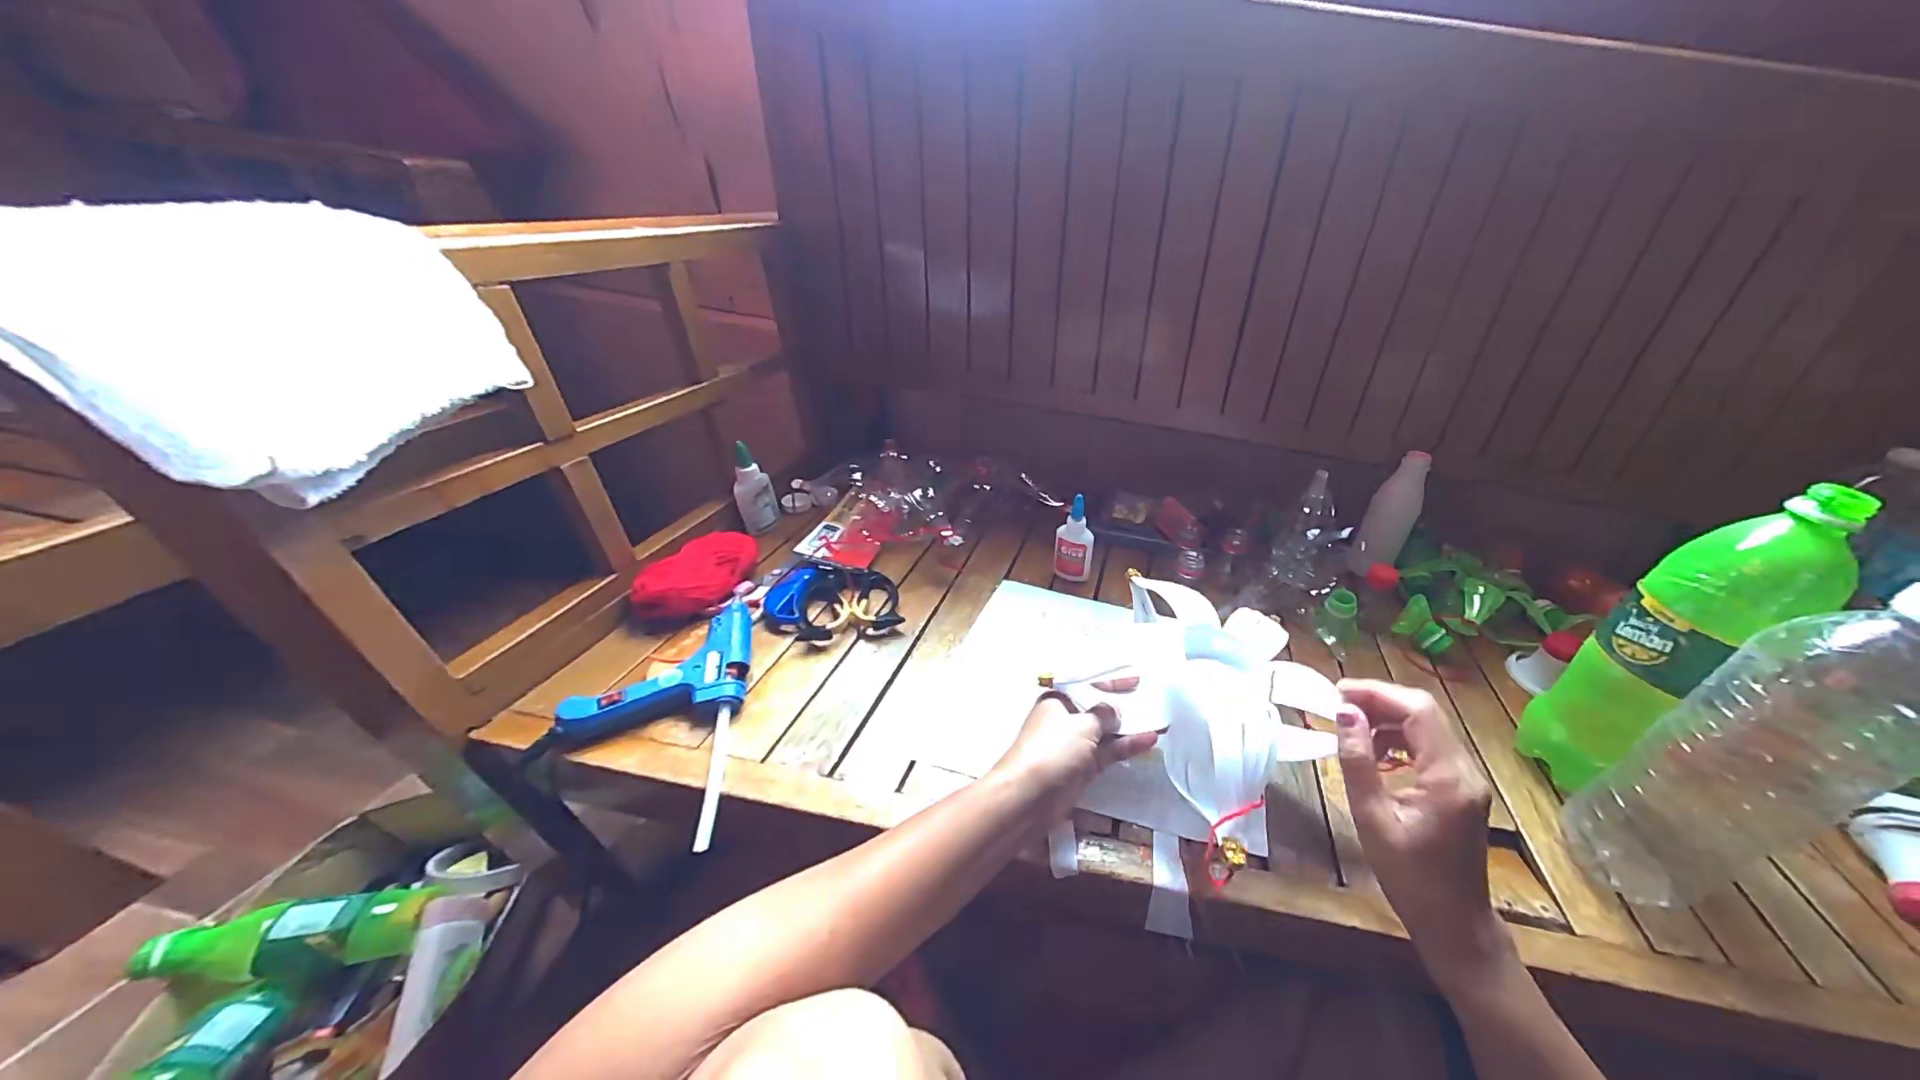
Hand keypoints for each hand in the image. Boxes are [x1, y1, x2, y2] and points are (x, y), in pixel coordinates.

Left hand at [989, 678, 1157, 820]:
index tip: (1135, 679)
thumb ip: (1103, 715)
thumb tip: (1114, 710)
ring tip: (1160, 721)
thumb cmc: (1053, 750)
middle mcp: (1065, 720)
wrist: (1029, 797)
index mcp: (1057, 701)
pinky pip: (1108, 752)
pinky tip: (1150, 740)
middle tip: (1153, 700)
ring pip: (1105, 732)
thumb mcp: (1082, 725)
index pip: (1087, 686)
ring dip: (1130, 727)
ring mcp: (1074, 745)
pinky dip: (1126, 745)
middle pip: (1097, 709)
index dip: (1111, 682)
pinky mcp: (1083, 768)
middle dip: (1123, 705)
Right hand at [1334, 679, 1505, 981]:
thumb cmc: (1409, 876)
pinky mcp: (1459, 787)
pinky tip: (1372, 755)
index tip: (1335, 693)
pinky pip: (1427, 747)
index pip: (1417, 711)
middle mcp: (1465, 770)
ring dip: (1385, 720)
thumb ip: (1358, 762)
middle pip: (1423, 713)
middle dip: (1378, 702)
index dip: (1376, 693)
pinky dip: (1397, 740)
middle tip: (1335, 707)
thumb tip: (1344, 714)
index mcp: (1448, 776)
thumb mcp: (1372, 817)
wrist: (1454, 922)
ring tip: (1348, 731)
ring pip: (1425, 727)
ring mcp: (1466, 778)